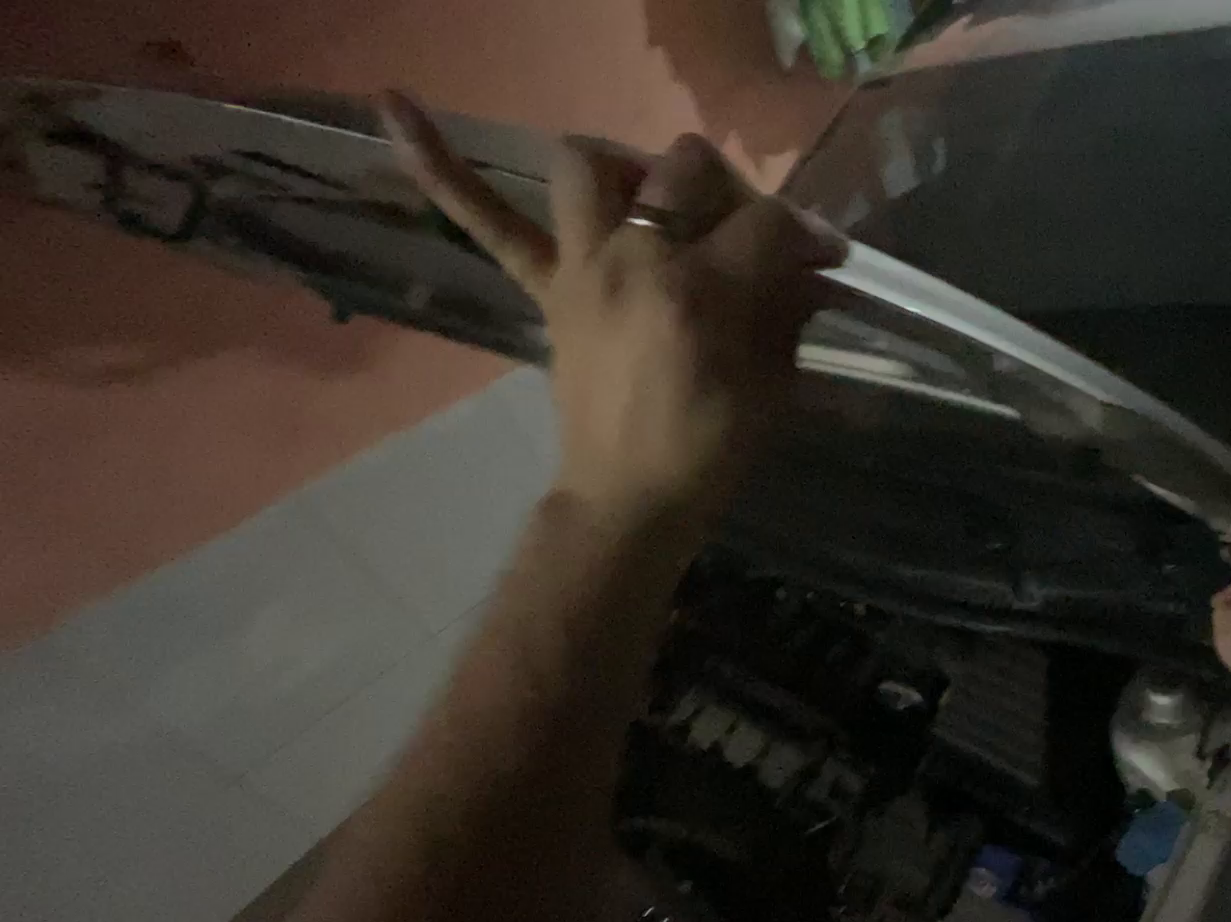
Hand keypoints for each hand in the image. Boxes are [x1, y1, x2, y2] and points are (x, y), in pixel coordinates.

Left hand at [377, 92, 845, 521]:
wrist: (630, 500)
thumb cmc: (709, 454)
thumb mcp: (772, 389)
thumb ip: (787, 317)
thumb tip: (804, 274)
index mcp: (700, 294)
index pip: (766, 225)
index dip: (809, 233)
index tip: (828, 254)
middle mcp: (634, 261)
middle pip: (684, 169)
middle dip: (731, 190)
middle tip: (747, 233)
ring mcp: (581, 270)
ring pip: (589, 168)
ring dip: (629, 169)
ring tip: (655, 199)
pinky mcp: (547, 292)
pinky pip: (485, 222)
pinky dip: (441, 166)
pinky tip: (392, 101)